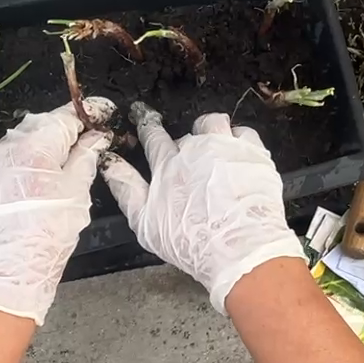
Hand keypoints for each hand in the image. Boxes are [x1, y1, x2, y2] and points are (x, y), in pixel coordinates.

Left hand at [0, 97, 114, 323]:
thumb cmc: (47, 232)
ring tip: (59, 163)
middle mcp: (6, 147)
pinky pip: (4, 166)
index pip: (64, 115)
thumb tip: (95, 137)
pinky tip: (32, 185)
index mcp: (35, 144)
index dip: (86, 112)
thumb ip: (86, 157)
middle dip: (62, 129)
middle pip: (39, 127)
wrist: (6, 271)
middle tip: (85, 139)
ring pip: (19, 146)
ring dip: (40, 149)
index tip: (102, 112)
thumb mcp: (77, 192)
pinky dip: (21, 167)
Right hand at [100, 103, 306, 313]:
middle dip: (186, 142)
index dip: (146, 122)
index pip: (152, 135)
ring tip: (215, 147)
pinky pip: (244, 133)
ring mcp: (225, 148)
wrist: (238, 248)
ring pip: (214, 123)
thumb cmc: (190, 242)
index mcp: (167, 165)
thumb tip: (109, 164)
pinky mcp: (253, 153)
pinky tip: (238, 155)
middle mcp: (195, 149)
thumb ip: (126, 188)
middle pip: (186, 134)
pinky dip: (239, 141)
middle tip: (190, 159)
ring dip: (211, 132)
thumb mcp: (144, 221)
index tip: (142, 114)